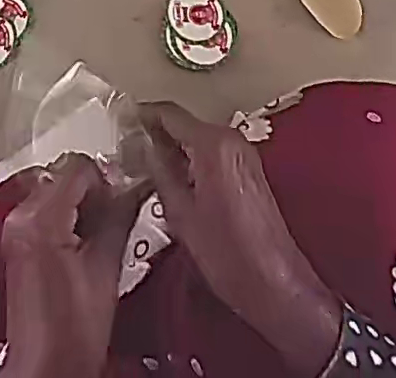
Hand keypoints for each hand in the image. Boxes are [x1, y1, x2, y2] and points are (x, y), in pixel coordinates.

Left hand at [0, 154, 145, 377]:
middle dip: (94, 191)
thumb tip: (136, 187)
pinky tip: (84, 241)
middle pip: (64, 176)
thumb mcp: (106, 266)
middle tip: (116, 214)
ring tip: (101, 232)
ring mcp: (16, 229)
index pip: (78, 168)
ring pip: (57, 190)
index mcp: (41, 220)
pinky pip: (46, 208)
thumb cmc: (75, 328)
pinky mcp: (17, 241)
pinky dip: (68, 214)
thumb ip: (119, 215)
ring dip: (82, 202)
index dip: (106, 179)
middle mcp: (21, 217)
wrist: (47, 369)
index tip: (123, 198)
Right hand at [140, 104, 339, 376]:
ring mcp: (242, 151)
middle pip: (185, 123)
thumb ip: (159, 170)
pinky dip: (191, 158)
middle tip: (128, 148)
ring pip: (197, 137)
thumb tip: (142, 146)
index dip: (143, 115)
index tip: (121, 121)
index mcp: (213, 144)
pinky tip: (173, 179)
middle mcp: (230, 138)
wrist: (274, 283)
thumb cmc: (225, 252)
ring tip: (144, 165)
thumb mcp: (181, 213)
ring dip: (173, 147)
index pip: (170, 114)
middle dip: (156, 133)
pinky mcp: (247, 167)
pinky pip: (211, 151)